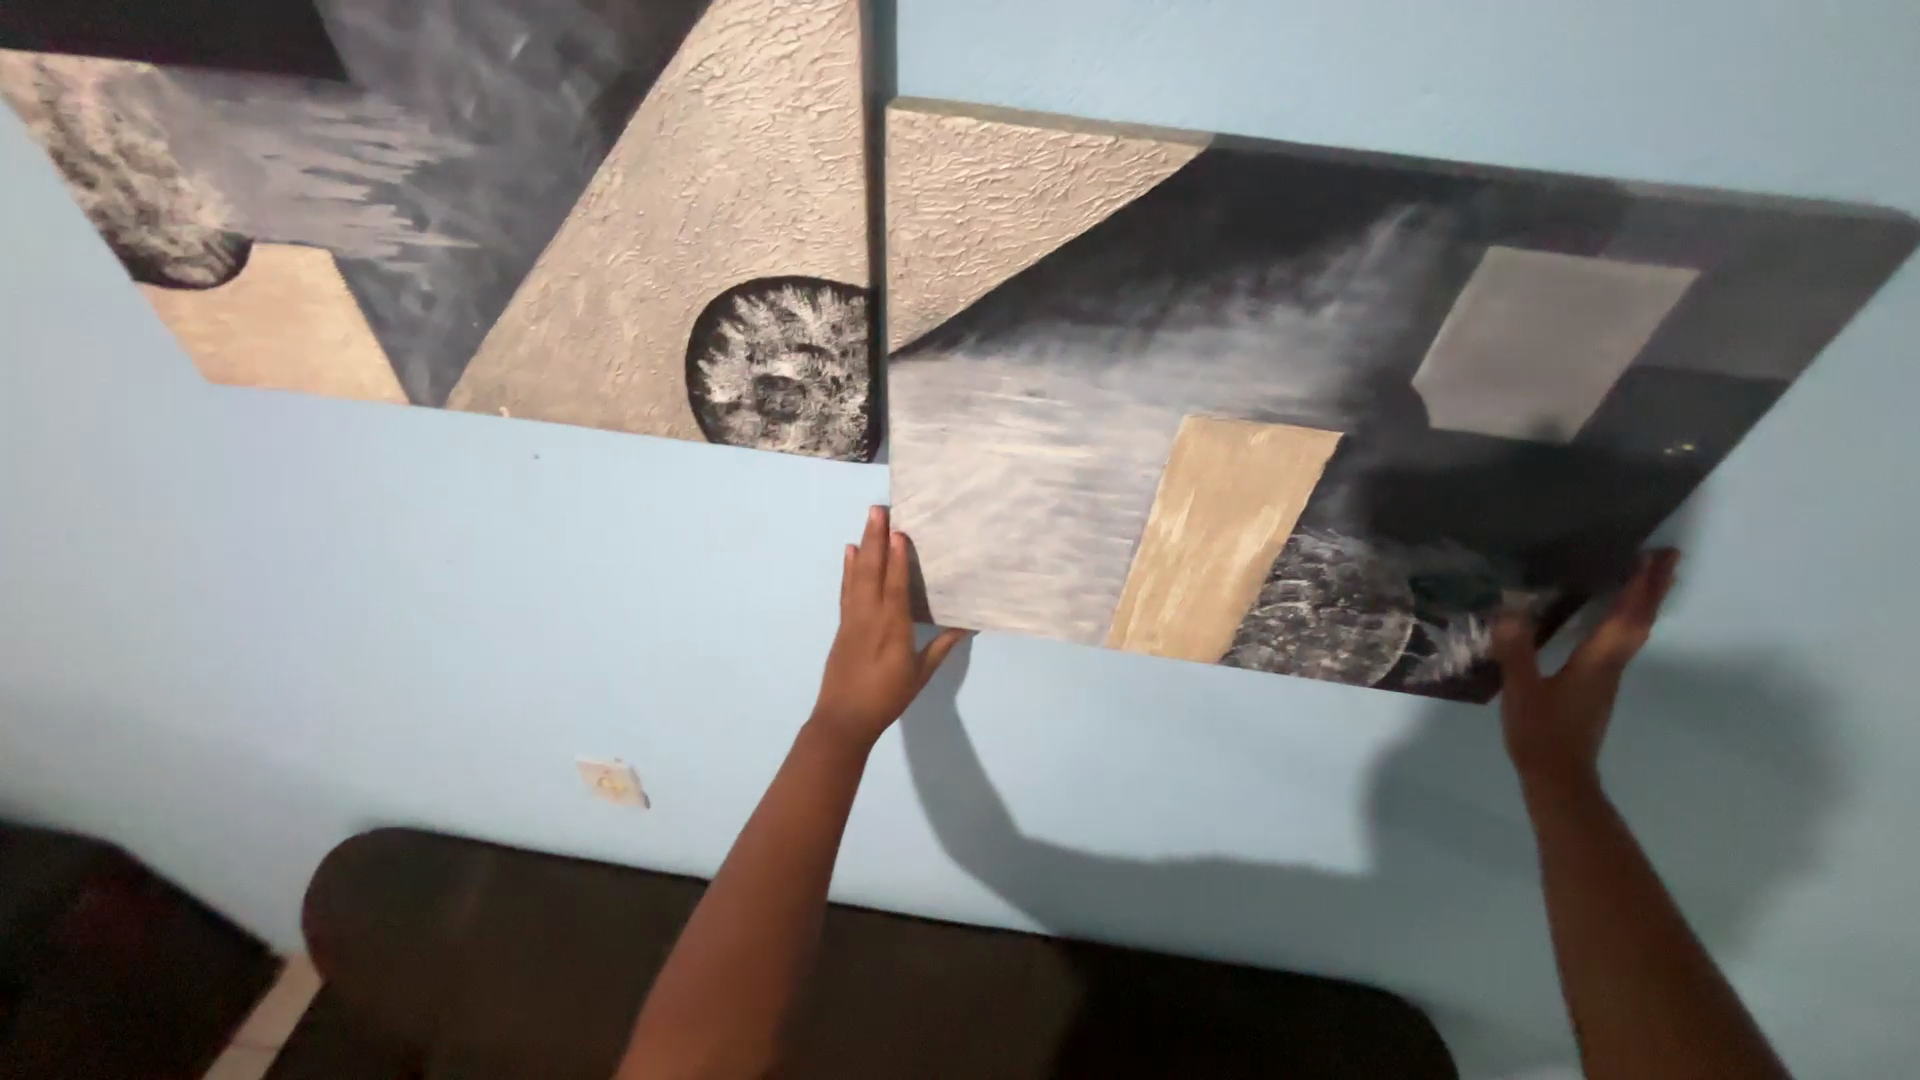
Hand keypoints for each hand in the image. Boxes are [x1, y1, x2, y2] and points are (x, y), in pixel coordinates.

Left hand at [810, 506, 968, 750]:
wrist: (844, 719)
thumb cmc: (887, 698)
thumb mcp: (920, 674)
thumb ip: (941, 647)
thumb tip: (967, 625)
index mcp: (893, 629)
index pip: (895, 586)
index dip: (897, 558)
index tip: (900, 530)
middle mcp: (870, 617)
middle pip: (872, 572)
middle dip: (876, 539)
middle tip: (878, 509)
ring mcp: (853, 619)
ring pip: (857, 576)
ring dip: (863, 546)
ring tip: (868, 519)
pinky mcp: (843, 624)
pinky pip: (846, 590)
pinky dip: (848, 569)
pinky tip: (850, 551)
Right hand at [1492, 550, 1679, 795]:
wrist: (1559, 775)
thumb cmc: (1541, 733)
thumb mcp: (1521, 690)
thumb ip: (1517, 651)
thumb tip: (1510, 609)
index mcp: (1596, 664)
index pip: (1625, 619)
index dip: (1638, 588)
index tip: (1651, 557)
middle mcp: (1610, 667)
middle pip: (1639, 623)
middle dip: (1652, 589)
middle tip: (1666, 556)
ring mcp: (1606, 678)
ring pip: (1634, 632)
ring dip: (1643, 603)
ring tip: (1643, 578)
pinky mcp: (1597, 686)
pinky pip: (1619, 643)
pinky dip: (1625, 621)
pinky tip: (1611, 617)